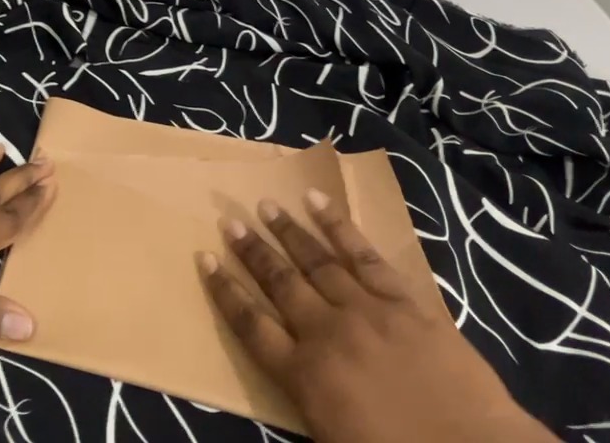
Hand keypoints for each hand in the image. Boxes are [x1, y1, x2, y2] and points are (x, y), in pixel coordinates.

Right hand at [199, 190, 556, 442]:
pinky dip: (339, 227)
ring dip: (289, 232)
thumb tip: (290, 380)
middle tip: (229, 220)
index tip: (205, 259)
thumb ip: (306, 406)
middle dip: (251, 252)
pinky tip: (319, 204)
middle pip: (279, 284)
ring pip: (317, 262)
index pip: (251, 326)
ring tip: (266, 206)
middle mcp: (326, 334)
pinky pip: (365, 256)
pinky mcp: (404, 302)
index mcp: (305, 377)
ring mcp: (367, 312)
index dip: (225, 291)